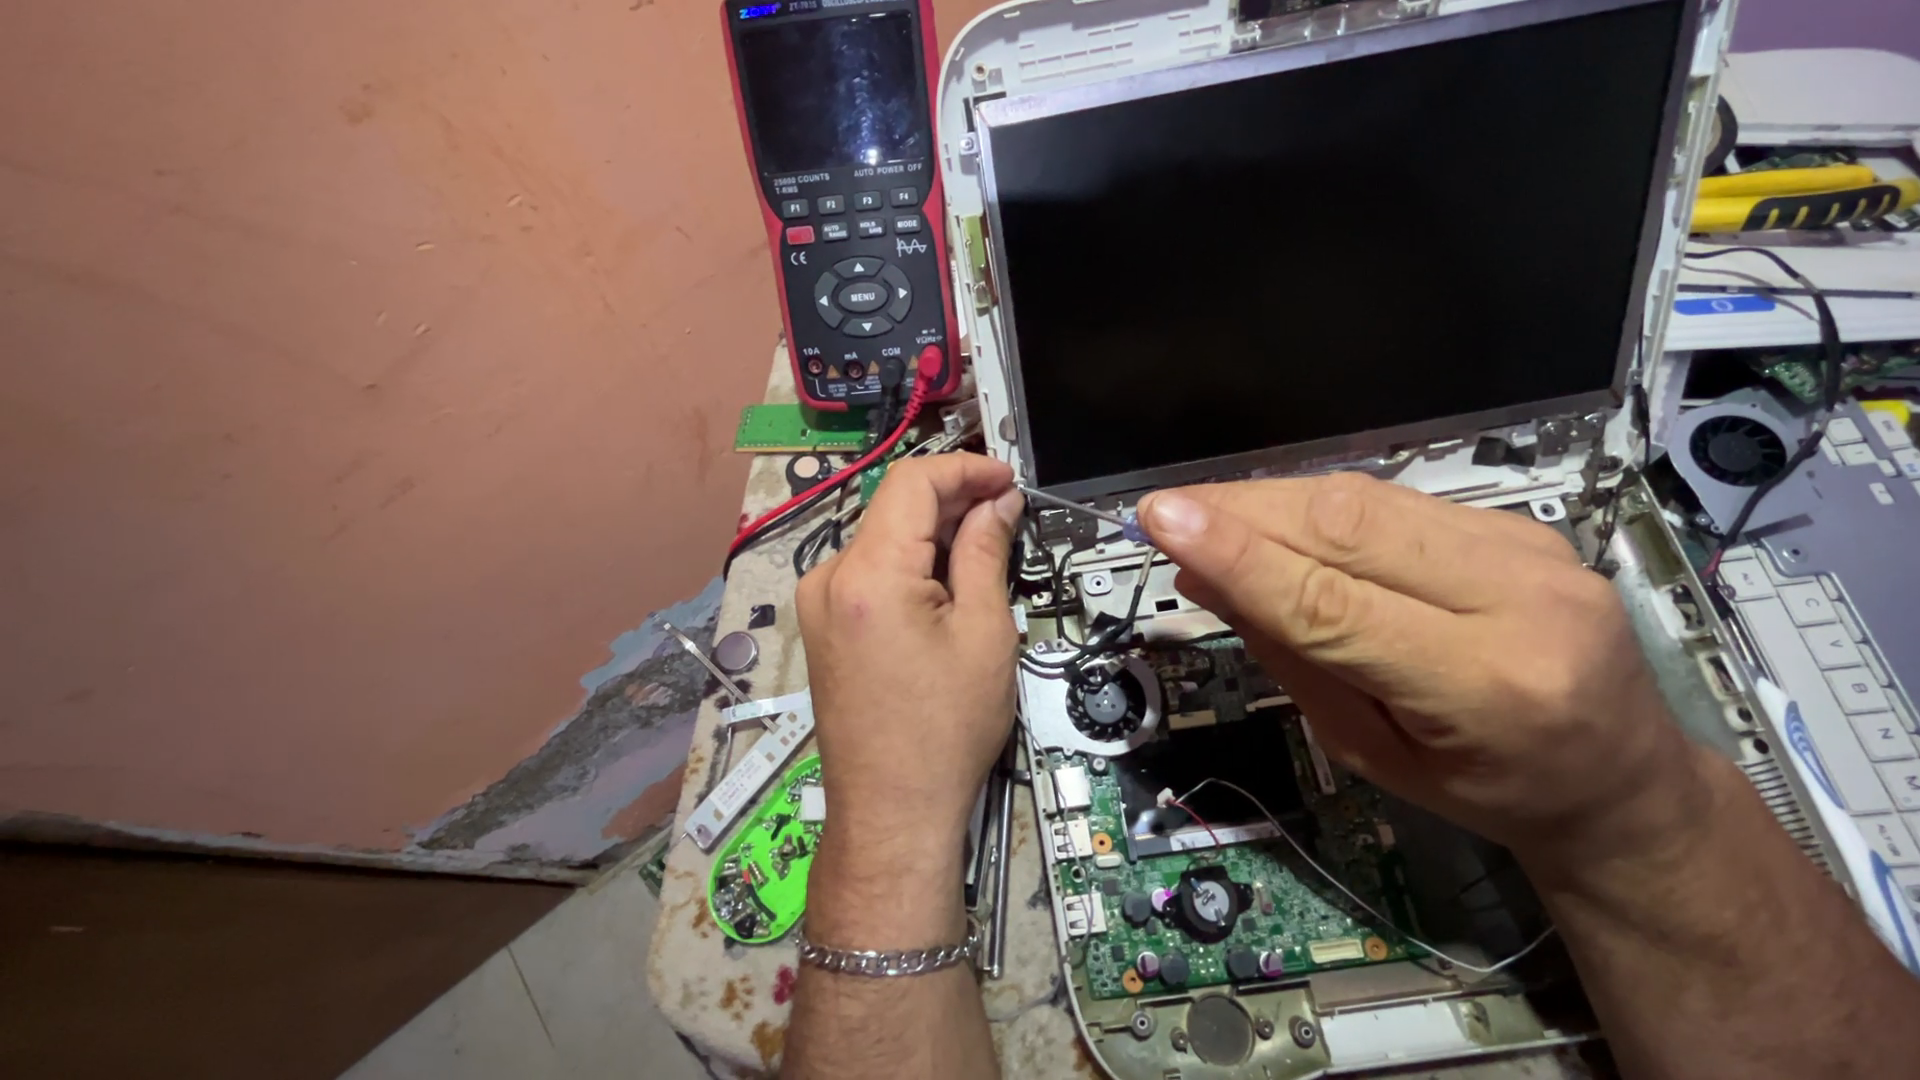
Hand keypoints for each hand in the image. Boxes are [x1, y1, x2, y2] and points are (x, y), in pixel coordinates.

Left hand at [795, 453, 1024, 844]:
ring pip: (882, 539)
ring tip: (984, 551)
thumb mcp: (983, 633)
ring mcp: (818, 603)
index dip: (965, 469)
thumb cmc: (945, 729)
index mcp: (868, 574)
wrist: (892, 810)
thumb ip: (985, 552)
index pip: (912, 483)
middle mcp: (828, 578)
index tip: (1007, 478)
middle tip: (1006, 513)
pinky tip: (946, 582)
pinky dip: (910, 565)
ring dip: (933, 534)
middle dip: (953, 501)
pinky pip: (869, 572)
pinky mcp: (822, 626)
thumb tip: (997, 503)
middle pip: (894, 508)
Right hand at [1137, 473, 1710, 867]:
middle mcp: (1519, 600)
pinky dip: (1315, 502)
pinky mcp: (1518, 523)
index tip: (1162, 521)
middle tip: (1166, 513)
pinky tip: (1272, 516)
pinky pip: (1392, 499)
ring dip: (1268, 499)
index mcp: (1484, 685)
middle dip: (1241, 512)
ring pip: (1365, 497)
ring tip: (1203, 512)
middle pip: (1347, 528)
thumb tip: (1207, 581)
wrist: (1620, 774)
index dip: (1238, 557)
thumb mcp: (1368, 749)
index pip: (1332, 603)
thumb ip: (1292, 657)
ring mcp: (1528, 548)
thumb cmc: (1485, 789)